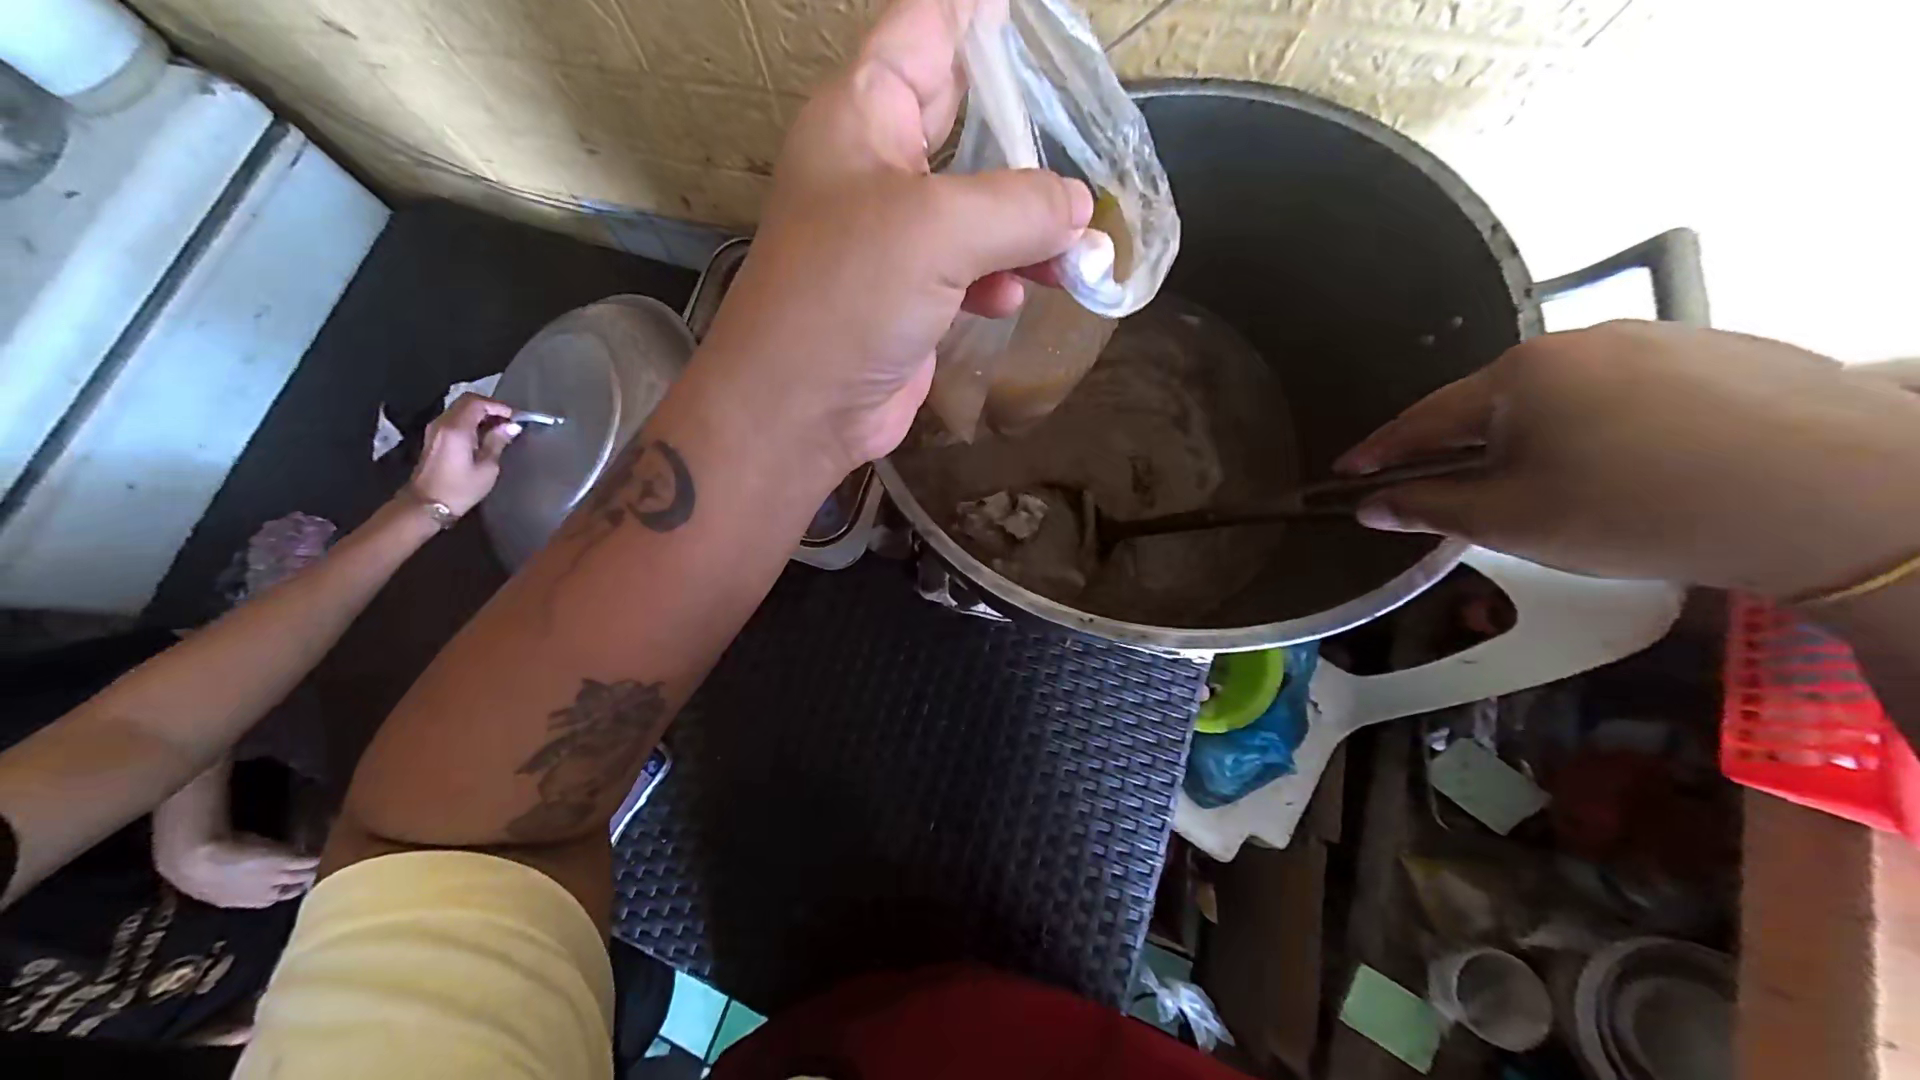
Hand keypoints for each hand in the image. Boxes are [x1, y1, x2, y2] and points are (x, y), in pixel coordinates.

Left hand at [156, 833, 318, 908]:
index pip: (277, 898)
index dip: (286, 889)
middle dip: (304, 881)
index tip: (292, 882)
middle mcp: (266, 893)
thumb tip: (255, 879)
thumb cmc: (198, 873)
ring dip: (313, 869)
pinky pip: (310, 860)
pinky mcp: (288, 860)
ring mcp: (279, 877)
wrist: (198, 861)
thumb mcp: (219, 885)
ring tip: (320, 860)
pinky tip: (319, 851)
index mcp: (248, 902)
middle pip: (296, 889)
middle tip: (312, 870)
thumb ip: (241, 885)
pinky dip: (316, 857)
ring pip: (307, 875)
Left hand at [409, 393, 521, 515]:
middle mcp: (442, 423)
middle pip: (466, 402)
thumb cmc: (460, 488)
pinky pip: (455, 419)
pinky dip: (471, 421)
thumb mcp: (487, 467)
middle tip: (510, 420)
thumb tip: (512, 427)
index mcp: (456, 429)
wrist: (426, 504)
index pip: (477, 403)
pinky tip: (484, 435)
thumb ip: (497, 442)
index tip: (516, 417)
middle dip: (490, 407)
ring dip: (481, 414)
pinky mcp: (434, 437)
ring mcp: (435, 429)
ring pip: (460, 409)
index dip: (499, 406)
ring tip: (500, 428)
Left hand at [699, 0, 1093, 471]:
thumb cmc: (847, 300)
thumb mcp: (936, 232)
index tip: (1043, 21)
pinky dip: (1002, 276)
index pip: (928, 29)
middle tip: (1089, 136)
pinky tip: (1021, 295)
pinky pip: (971, 268)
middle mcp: (876, 168)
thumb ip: (1018, 207)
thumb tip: (1079, 210)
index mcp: (863, 115)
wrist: (801, 410)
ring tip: (1077, 245)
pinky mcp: (910, 297)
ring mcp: (893, 237)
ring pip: (977, 206)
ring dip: (1027, 224)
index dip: (982, 15)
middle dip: (1024, 131)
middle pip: (963, 121)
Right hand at [1335, 320, 1919, 598]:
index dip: (1380, 450)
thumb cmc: (1638, 510)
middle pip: (1495, 403)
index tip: (1347, 471)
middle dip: (1469, 449)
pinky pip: (1628, 393)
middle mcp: (1583, 340)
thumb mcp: (1509, 519)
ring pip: (1563, 397)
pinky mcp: (1723, 352)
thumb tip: (1371, 506)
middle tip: (1467, 497)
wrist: (1840, 500)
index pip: (1425, 417)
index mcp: (1521, 373)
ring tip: (1563, 491)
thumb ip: (1427, 508)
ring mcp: (1659, 339)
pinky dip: (1607, 430)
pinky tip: (1635, 471)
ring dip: (1540, 440)